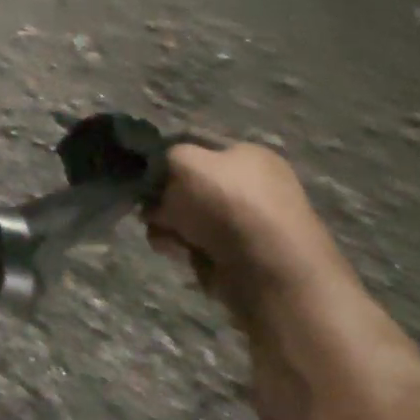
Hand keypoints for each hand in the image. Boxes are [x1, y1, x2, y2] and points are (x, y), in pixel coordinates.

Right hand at [144, 143, 349, 311]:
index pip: (197, 150)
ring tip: (165, 235)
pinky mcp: (246, 256)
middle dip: (163, 198)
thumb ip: (163, 155)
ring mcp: (253, 224)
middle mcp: (256, 188)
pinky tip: (177, 251)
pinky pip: (200, 244)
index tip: (146, 176)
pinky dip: (183, 246)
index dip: (166, 161)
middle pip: (189, 186)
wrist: (273, 270)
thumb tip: (160, 176)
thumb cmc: (229, 203)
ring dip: (167, 224)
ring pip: (189, 216)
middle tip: (151, 208)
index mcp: (251, 157)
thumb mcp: (184, 159)